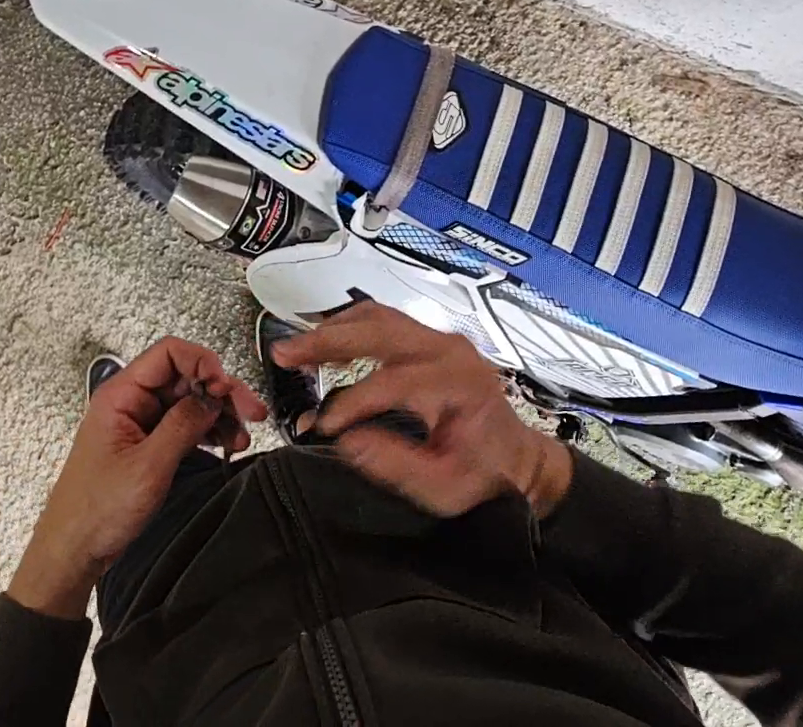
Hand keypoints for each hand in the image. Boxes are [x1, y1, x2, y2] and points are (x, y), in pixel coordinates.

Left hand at [8, 338, 268, 617]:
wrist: (73, 552)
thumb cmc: (95, 511)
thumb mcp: (147, 466)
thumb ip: (182, 425)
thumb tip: (212, 395)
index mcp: (120, 395)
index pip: (168, 354)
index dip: (203, 363)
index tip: (225, 387)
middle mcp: (131, 402)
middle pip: (185, 377)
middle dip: (221, 391)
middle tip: (251, 411)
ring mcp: (140, 423)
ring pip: (190, 402)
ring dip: (220, 414)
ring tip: (242, 436)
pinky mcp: (148, 444)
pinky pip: (185, 425)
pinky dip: (209, 432)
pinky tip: (227, 445)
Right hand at [272, 302, 572, 517]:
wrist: (518, 459)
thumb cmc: (485, 475)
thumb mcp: (443, 486)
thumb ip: (394, 463)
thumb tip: (344, 439)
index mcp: (458, 383)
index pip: (389, 382)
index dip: (349, 404)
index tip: (321, 427)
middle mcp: (450, 349)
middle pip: (377, 329)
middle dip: (325, 340)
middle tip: (284, 354)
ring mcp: (440, 339)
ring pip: (377, 316)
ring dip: (333, 328)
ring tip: (297, 348)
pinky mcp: (430, 340)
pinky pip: (383, 321)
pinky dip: (349, 328)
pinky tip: (325, 344)